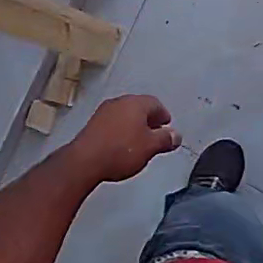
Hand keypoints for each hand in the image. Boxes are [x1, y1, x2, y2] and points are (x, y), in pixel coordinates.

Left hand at [60, 94, 180, 183]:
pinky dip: (121, 129)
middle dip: (149, 119)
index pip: (155, 103)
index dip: (163, 115)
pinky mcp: (93, 123)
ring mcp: (104, 111)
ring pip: (125, 114)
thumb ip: (165, 139)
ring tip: (141, 141)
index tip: (167, 125)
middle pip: (139, 107)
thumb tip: (175, 135)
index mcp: (135, 103)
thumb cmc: (121, 150)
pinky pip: (113, 122)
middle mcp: (119, 102)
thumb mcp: (151, 147)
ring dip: (134, 124)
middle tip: (157, 132)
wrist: (86, 159)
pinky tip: (123, 144)